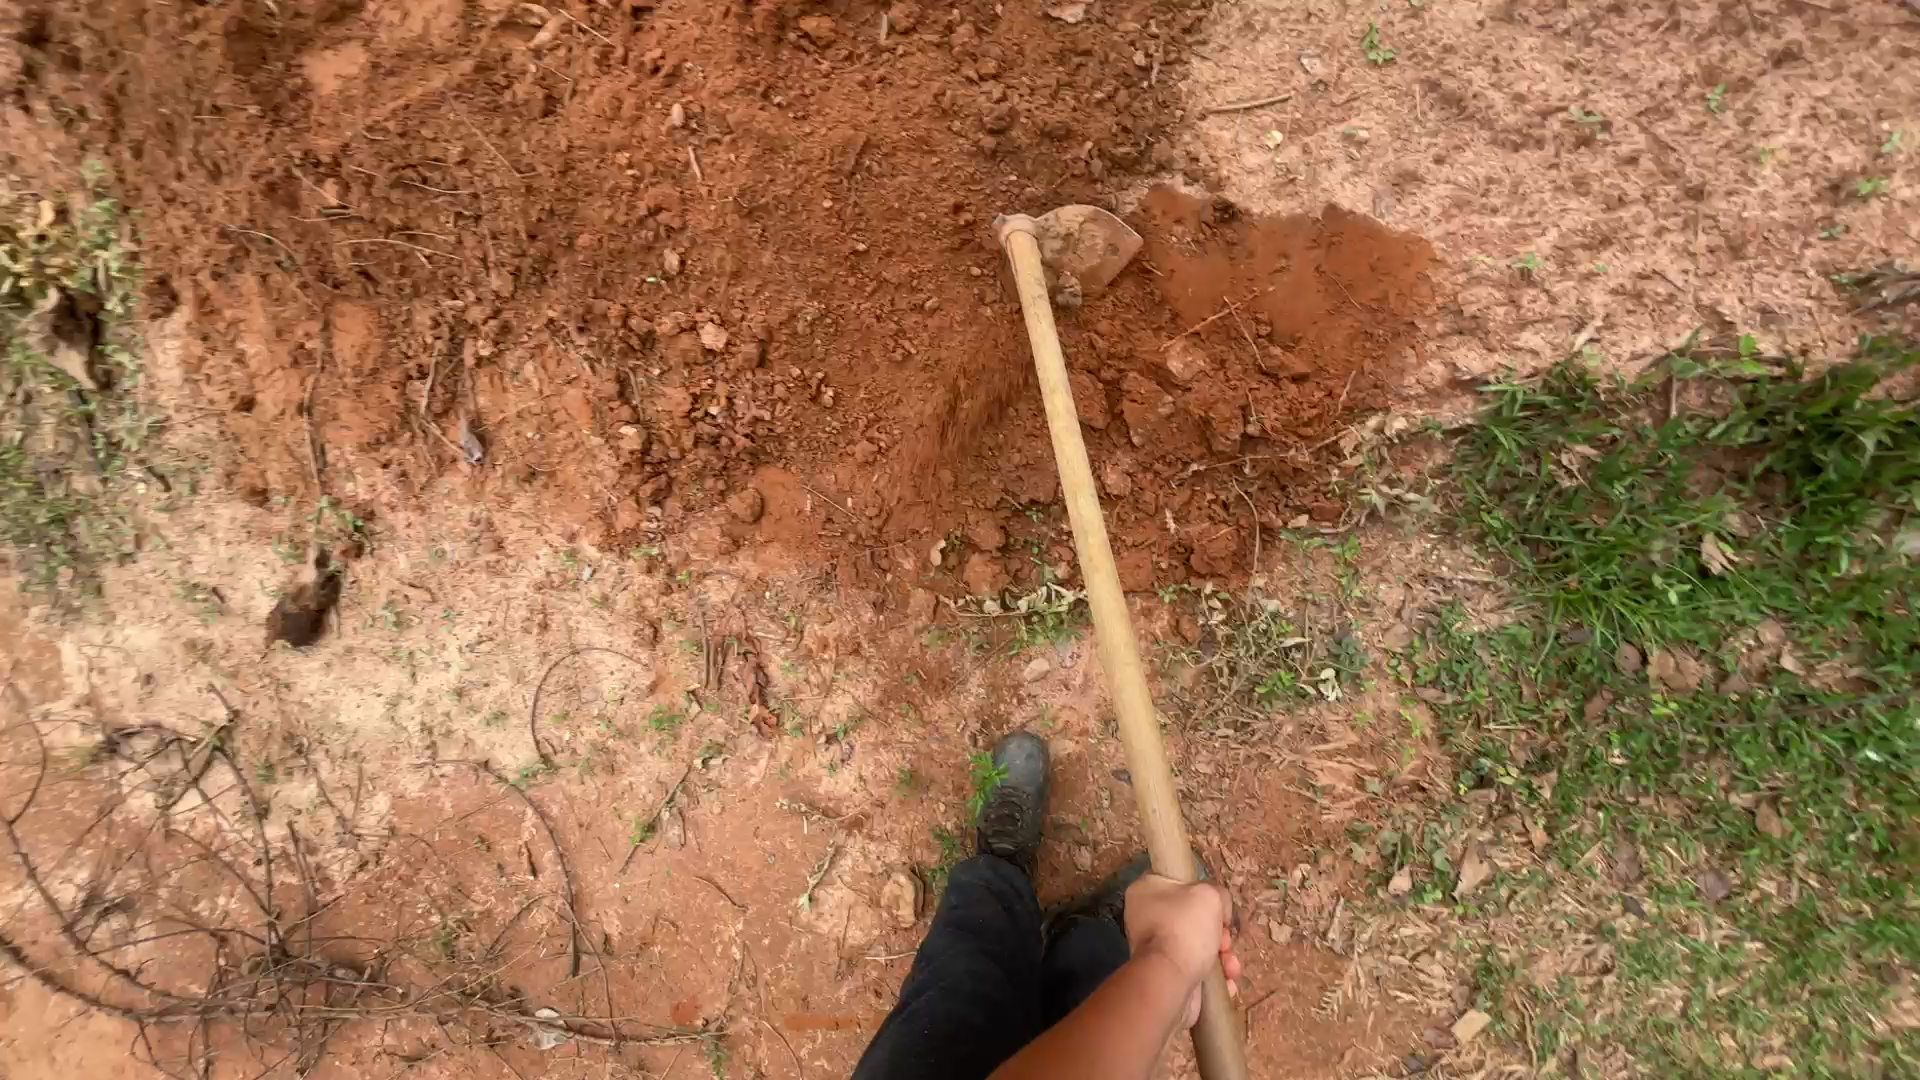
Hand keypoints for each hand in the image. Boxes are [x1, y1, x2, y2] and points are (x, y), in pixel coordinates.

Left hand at [1123, 874, 1241, 1028]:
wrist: (1169, 979)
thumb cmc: (1184, 928)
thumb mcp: (1209, 895)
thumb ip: (1218, 893)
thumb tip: (1220, 910)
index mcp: (1145, 889)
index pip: (1176, 882)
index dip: (1201, 892)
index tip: (1217, 907)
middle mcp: (1144, 916)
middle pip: (1191, 918)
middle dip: (1218, 932)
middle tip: (1225, 941)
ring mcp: (1154, 948)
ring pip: (1197, 946)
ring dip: (1221, 957)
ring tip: (1230, 966)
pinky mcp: (1165, 974)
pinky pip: (1195, 970)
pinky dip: (1214, 977)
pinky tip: (1227, 982)